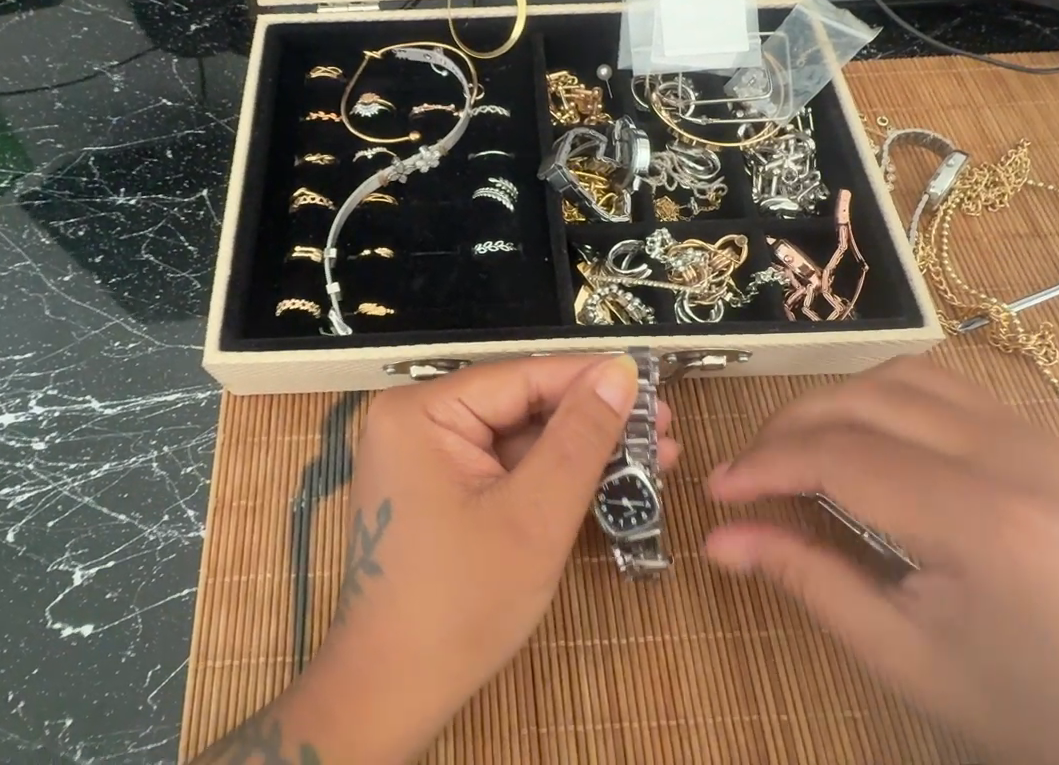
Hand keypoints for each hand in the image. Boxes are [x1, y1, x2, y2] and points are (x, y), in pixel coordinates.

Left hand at [256, 355, 675, 763]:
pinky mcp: (435, 486)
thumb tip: (620, 370)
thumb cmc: (462, 603)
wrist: (396, 688)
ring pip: (515, 437)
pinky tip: (603, 481)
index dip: (590, 379)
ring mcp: (421, 454)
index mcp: (419, 411)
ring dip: (578, 451)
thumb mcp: (534, 515)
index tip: (653, 383)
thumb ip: (580, 437)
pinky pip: (501, 466)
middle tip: (662, 428)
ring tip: (650, 456)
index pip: (520, 376)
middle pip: (518, 405)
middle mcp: (413, 419)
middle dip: (590, 421)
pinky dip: (548, 476)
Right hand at [703, 357, 1058, 764]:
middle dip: (791, 426)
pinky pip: (956, 393)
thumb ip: (807, 580)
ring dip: (840, 403)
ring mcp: (1052, 444)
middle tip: (750, 472)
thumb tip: (717, 542)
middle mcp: (1022, 459)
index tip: (716, 489)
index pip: (842, 456)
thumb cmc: (1036, 717)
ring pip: (912, 377)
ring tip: (802, 451)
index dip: (765, 465)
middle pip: (871, 399)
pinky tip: (873, 443)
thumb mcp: (905, 658)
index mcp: (985, 521)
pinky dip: (893, 401)